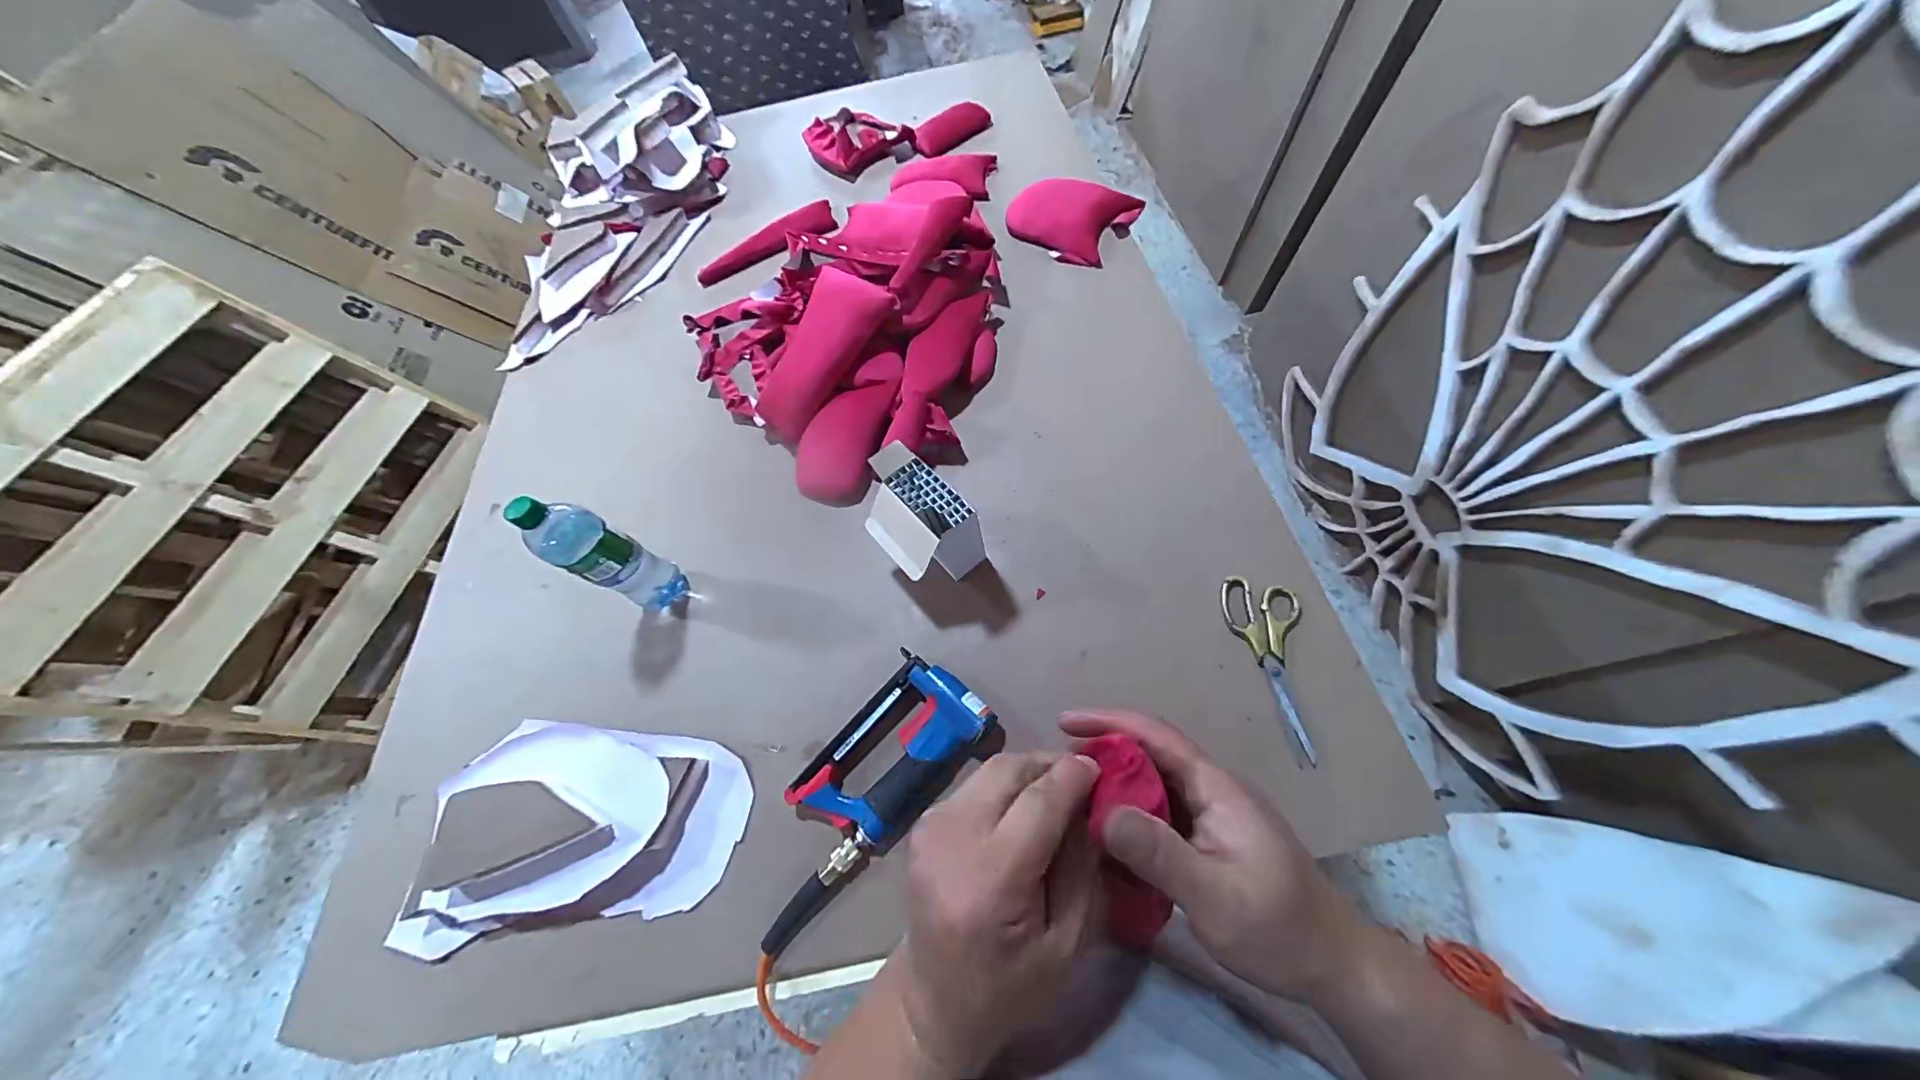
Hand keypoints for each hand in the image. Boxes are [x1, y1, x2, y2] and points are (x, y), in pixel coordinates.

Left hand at [894, 751, 1101, 1074]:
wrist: (933, 998)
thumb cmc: (1009, 985)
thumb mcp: (1067, 943)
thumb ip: (1081, 867)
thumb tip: (1091, 802)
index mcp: (989, 879)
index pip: (1038, 802)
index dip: (1073, 776)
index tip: (1102, 767)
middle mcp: (951, 839)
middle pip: (1009, 770)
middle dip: (1050, 765)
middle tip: (1081, 780)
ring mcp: (930, 826)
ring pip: (991, 770)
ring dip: (1028, 772)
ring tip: (1056, 794)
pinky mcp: (923, 822)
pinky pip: (975, 784)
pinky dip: (1006, 786)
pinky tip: (1022, 809)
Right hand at [1060, 709, 1358, 1002]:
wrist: (1333, 965)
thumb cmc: (1278, 929)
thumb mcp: (1216, 897)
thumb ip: (1161, 854)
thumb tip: (1103, 811)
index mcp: (1216, 788)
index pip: (1157, 736)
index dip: (1109, 721)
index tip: (1064, 722)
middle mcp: (1211, 790)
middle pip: (1149, 756)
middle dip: (1103, 754)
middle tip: (1057, 772)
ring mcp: (1210, 815)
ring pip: (1151, 786)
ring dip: (1113, 787)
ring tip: (1070, 801)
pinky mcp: (1207, 838)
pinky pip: (1158, 815)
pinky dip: (1127, 817)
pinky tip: (1105, 838)